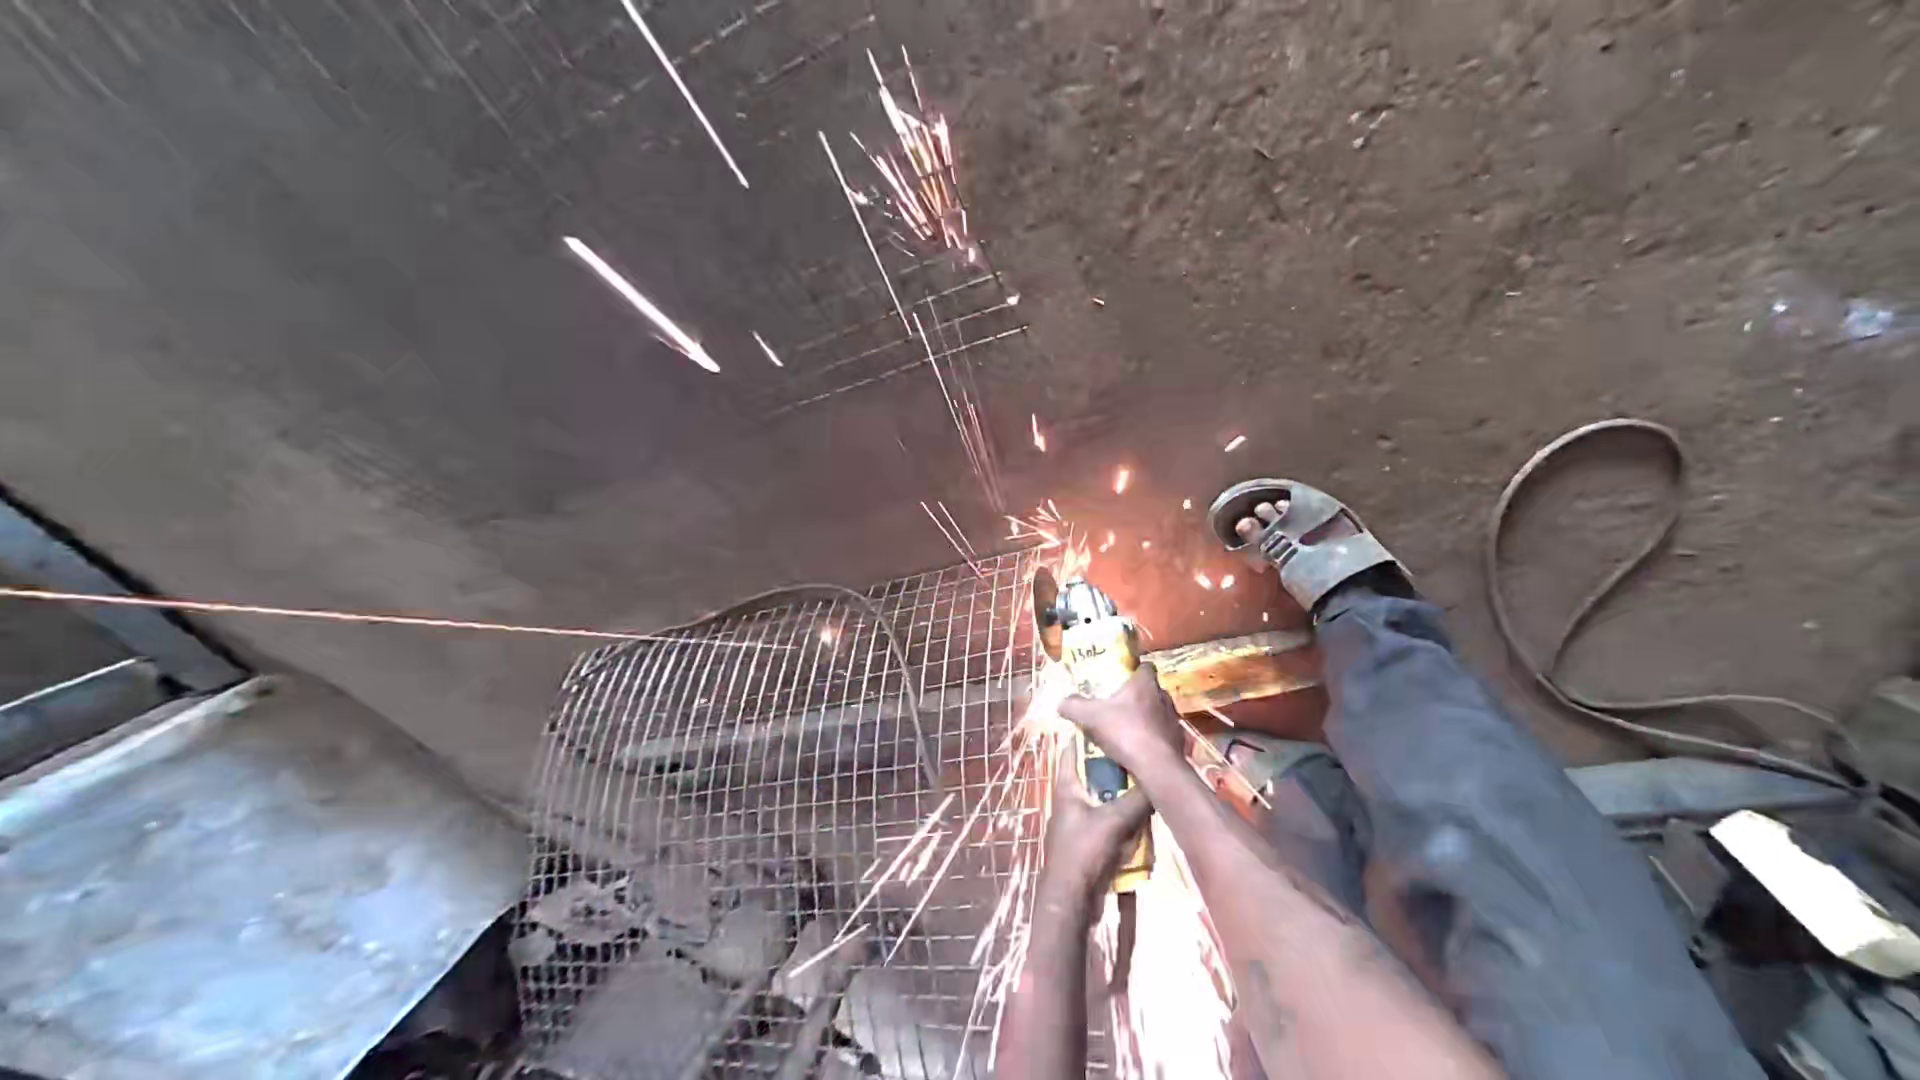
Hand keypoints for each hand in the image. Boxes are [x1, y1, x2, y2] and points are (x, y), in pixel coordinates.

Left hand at [1040, 743, 1153, 907]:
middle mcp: (1071, 799)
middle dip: (1117, 770)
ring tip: (1149, 788)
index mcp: (1067, 786)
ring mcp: (1080, 821)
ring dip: (1124, 797)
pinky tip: (1145, 822)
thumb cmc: (1084, 852)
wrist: (1071, 900)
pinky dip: (1125, 820)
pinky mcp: (1090, 842)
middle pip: (1095, 775)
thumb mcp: (1114, 821)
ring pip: (1105, 799)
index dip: (1089, 735)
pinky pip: (1111, 822)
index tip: (1115, 725)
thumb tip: (1161, 779)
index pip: (1073, 749)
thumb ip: (1137, 800)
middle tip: (1143, 760)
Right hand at [1057, 663, 1186, 778]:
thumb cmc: (1125, 731)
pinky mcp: (1178, 742)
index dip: (1136, 670)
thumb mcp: (1090, 716)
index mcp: (1145, 684)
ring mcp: (1173, 721)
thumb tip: (1061, 702)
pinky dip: (1153, 739)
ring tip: (1128, 728)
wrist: (1155, 767)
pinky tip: (1139, 749)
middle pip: (1152, 691)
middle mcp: (1163, 698)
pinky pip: (1163, 735)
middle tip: (1120, 704)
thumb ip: (1074, 706)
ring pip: (1159, 713)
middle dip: (1138, 696)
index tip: (1124, 677)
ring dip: (1147, 718)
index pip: (1146, 667)